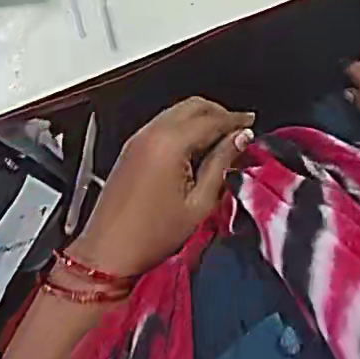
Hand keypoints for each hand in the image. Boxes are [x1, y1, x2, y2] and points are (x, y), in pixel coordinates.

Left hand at [67, 98, 253, 277]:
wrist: (108, 252)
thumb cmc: (151, 236)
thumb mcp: (199, 204)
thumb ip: (221, 165)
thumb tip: (239, 140)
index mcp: (170, 144)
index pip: (211, 119)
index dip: (235, 119)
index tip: (251, 122)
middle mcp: (152, 133)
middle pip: (193, 106)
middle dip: (219, 113)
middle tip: (238, 129)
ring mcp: (139, 138)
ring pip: (177, 111)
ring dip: (201, 118)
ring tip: (220, 139)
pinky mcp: (132, 147)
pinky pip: (163, 123)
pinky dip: (184, 126)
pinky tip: (196, 146)